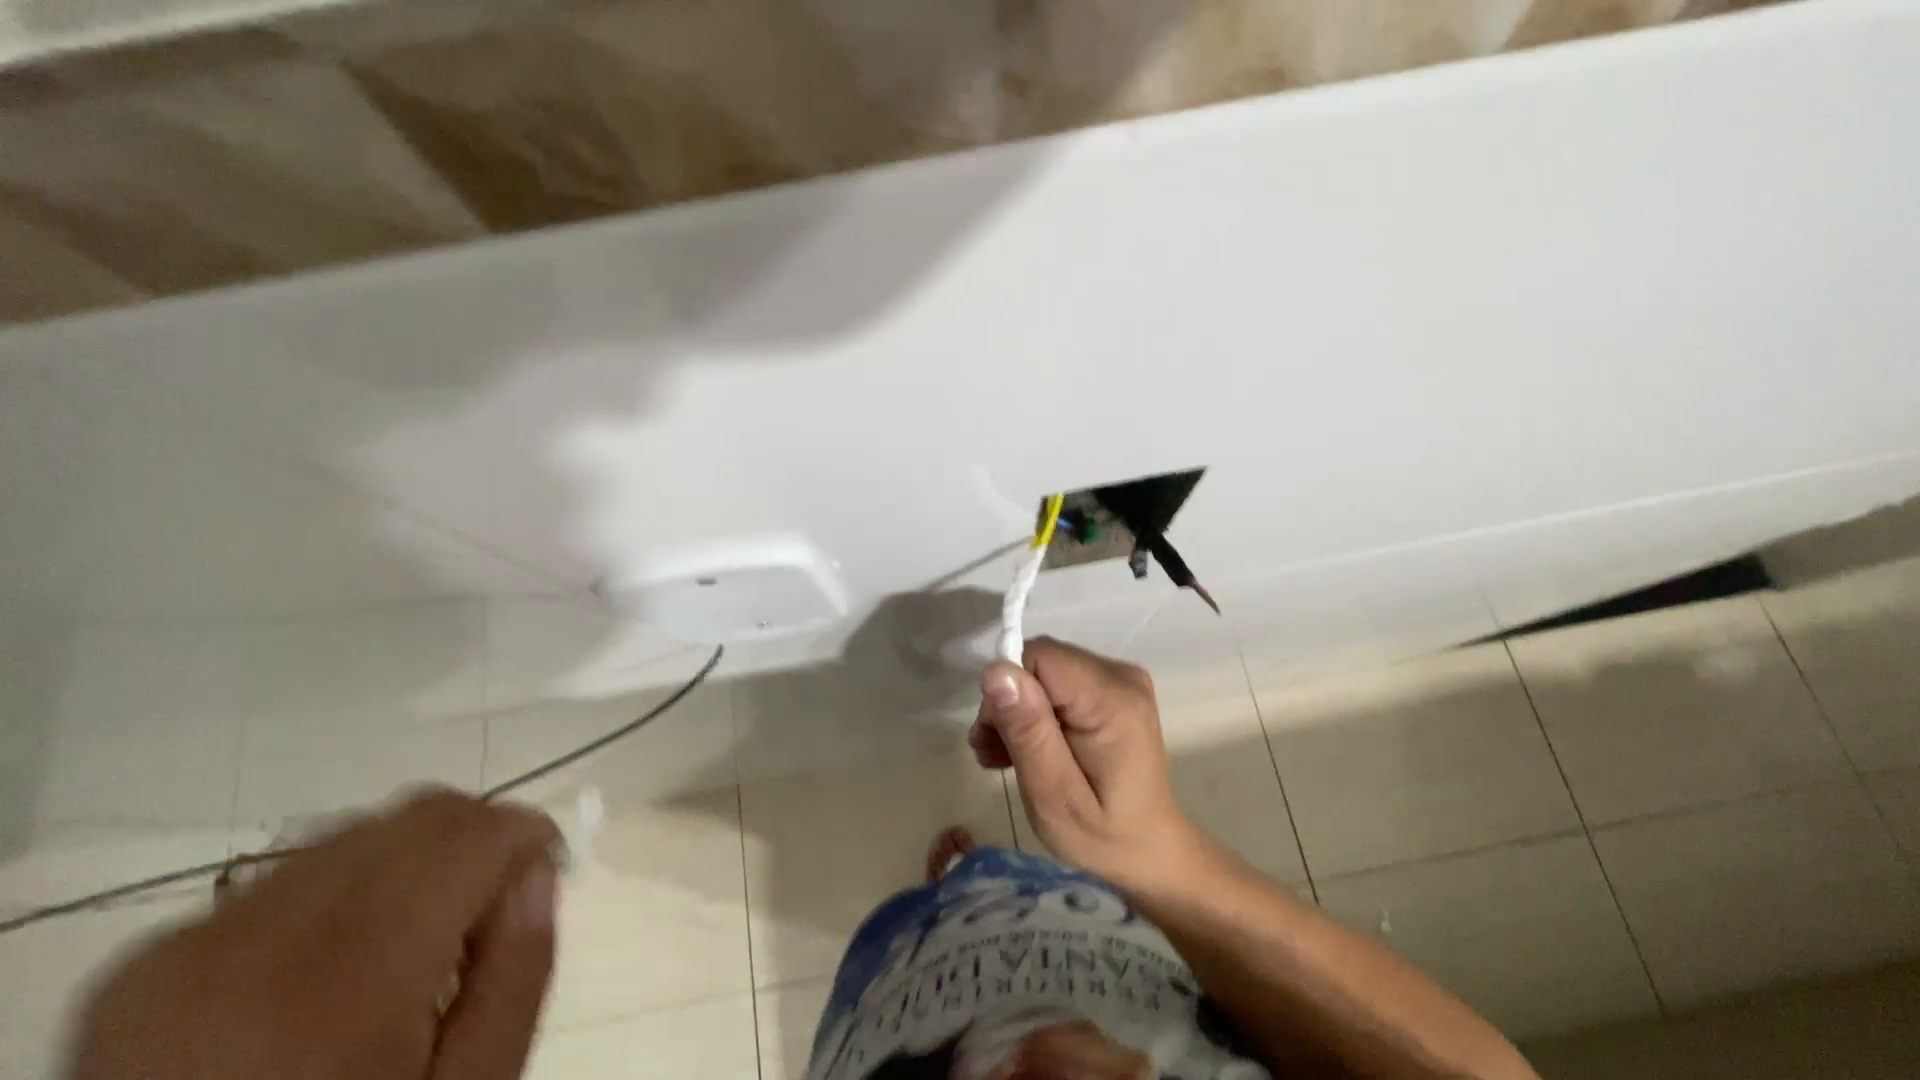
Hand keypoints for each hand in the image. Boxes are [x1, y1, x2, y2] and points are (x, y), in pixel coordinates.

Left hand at [70, 789, 561, 1079]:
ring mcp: (186, 949)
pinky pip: (278, 883)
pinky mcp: (139, 968)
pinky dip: (332, 899)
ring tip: (405, 952)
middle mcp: (259, 939)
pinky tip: (329, 975)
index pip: (468, 830)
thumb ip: (516, 977)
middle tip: (484, 917)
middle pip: (411, 819)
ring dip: (403, 867)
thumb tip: (533, 874)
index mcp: (350, 978)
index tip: (542, 874)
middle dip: (470, 844)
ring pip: (349, 838)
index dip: (524, 835)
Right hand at [969, 637, 1199, 891]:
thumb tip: (997, 672)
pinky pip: (1059, 683)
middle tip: (993, 754)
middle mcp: (1121, 676)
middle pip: (1040, 663)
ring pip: (1044, 672)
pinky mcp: (1113, 689)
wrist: (1149, 850)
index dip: (1007, 691)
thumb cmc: (1102, 836)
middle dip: (1008, 705)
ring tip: (1002, 757)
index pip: (1040, 657)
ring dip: (1017, 712)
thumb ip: (1028, 732)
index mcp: (1113, 701)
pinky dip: (1037, 712)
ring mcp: (1120, 680)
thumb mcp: (1054, 797)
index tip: (995, 738)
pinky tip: (1027, 748)